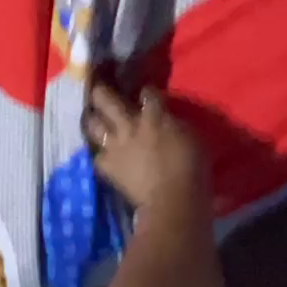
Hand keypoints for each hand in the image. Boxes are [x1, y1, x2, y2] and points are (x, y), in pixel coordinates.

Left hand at [84, 84, 209, 212]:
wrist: (173, 198)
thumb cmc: (191, 167)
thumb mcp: (192, 137)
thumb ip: (175, 125)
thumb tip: (168, 120)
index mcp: (155, 116)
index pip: (147, 93)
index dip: (146, 91)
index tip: (146, 92)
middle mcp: (130, 125)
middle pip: (108, 100)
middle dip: (102, 92)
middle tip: (99, 89)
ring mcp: (116, 146)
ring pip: (94, 125)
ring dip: (93, 120)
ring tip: (93, 119)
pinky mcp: (109, 167)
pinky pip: (97, 157)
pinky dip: (101, 155)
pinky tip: (104, 155)